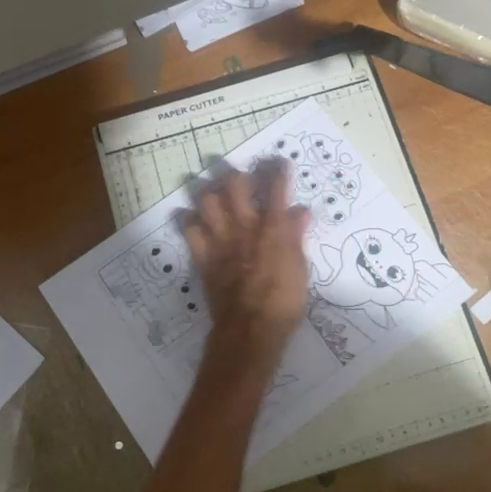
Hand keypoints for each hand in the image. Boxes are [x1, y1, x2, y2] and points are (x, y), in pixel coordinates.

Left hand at [183, 158, 311, 364]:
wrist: (251, 329)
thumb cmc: (284, 302)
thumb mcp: (300, 268)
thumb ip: (296, 236)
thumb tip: (300, 212)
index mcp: (273, 227)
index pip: (276, 187)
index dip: (277, 170)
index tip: (278, 163)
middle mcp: (245, 226)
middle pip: (235, 184)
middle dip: (238, 175)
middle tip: (242, 180)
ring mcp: (220, 239)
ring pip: (206, 200)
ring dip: (209, 191)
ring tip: (214, 193)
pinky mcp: (203, 256)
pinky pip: (189, 229)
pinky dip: (190, 221)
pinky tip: (195, 220)